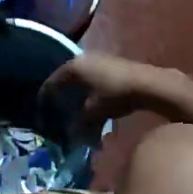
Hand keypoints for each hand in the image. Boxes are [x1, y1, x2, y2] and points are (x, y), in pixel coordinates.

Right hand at [41, 52, 180, 128]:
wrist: (149, 83)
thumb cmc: (116, 95)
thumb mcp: (94, 111)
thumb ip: (79, 122)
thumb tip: (71, 135)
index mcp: (73, 67)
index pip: (52, 82)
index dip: (46, 99)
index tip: (43, 113)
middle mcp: (83, 58)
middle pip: (66, 80)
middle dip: (63, 98)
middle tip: (59, 113)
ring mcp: (99, 59)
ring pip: (81, 79)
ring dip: (78, 96)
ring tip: (78, 112)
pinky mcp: (112, 64)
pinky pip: (94, 79)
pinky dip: (91, 92)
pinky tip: (95, 105)